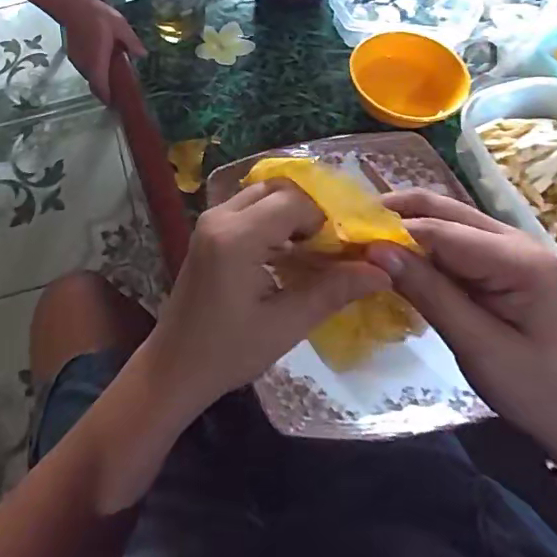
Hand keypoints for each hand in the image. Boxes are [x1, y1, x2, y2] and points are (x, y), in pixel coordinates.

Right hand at [62, 0, 144, 104]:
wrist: (72, 6)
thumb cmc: (97, 17)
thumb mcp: (120, 27)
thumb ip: (131, 42)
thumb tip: (143, 55)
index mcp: (97, 63)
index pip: (101, 88)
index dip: (108, 99)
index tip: (118, 104)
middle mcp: (85, 66)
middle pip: (95, 85)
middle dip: (106, 89)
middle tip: (120, 88)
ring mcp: (77, 61)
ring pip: (90, 76)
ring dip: (100, 78)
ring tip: (114, 73)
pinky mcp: (73, 55)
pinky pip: (86, 67)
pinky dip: (95, 69)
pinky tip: (103, 59)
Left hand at [141, 180, 387, 417]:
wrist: (174, 366)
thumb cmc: (228, 352)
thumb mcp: (285, 325)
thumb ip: (332, 291)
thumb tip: (381, 272)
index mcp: (236, 237)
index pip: (293, 203)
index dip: (325, 219)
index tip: (345, 249)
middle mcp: (219, 217)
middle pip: (276, 190)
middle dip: (309, 211)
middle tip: (332, 246)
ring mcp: (210, 221)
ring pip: (261, 194)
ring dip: (291, 213)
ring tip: (314, 250)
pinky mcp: (208, 231)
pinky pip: (247, 208)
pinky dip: (272, 220)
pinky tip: (289, 254)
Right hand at [366, 190, 556, 506]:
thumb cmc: (539, 393)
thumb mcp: (478, 346)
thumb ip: (428, 292)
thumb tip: (374, 250)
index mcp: (518, 259)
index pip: (440, 228)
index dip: (391, 228)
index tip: (346, 236)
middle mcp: (514, 240)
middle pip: (442, 209)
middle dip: (393, 214)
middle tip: (347, 228)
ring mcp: (509, 250)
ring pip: (444, 221)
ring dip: (404, 227)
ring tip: (361, 241)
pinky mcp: (500, 266)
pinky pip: (452, 243)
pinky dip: (420, 247)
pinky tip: (394, 260)